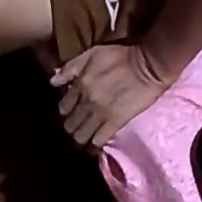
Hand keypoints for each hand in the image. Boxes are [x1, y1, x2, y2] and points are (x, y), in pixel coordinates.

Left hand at [52, 43, 172, 147]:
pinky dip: (92, 147)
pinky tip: (92, 148)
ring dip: (79, 139)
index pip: (63, 107)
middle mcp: (87, 102)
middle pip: (69, 125)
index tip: (69, 113)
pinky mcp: (114, 123)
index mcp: (80, 84)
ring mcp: (100, 114)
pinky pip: (97, 141)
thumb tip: (52, 82)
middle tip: (75, 128)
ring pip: (80, 136)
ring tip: (83, 139)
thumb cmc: (122, 56)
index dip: (65, 112)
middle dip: (70, 127)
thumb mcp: (93, 53)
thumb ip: (71, 67)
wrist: (149, 65)